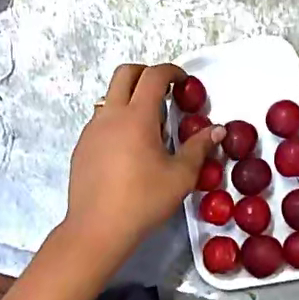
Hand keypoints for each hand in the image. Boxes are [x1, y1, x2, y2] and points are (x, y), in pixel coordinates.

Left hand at [61, 63, 219, 263]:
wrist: (97, 228)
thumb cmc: (143, 201)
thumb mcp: (181, 176)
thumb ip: (199, 148)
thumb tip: (216, 130)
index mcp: (136, 117)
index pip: (153, 76)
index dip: (171, 71)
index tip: (183, 80)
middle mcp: (110, 115)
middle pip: (125, 74)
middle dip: (146, 73)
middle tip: (164, 90)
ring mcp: (92, 130)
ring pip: (109, 97)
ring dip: (129, 98)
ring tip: (148, 125)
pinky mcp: (82, 147)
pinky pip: (100, 121)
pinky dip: (116, 120)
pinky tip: (129, 149)